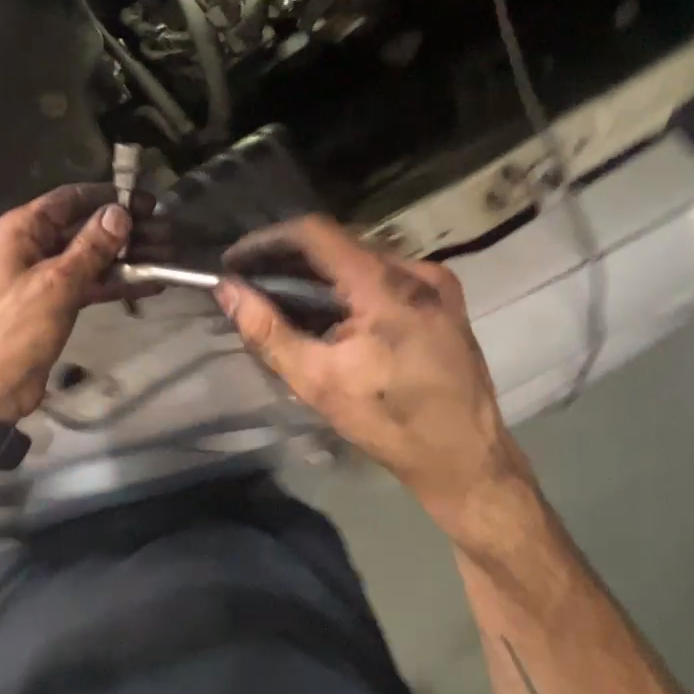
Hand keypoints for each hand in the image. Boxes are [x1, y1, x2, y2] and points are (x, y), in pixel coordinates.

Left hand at [0, 184, 145, 423]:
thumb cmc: (14, 329)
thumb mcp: (55, 284)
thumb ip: (89, 247)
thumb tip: (119, 212)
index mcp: (19, 230)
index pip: (68, 199)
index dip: (108, 197)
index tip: (146, 201)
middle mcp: (29, 246)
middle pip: (83, 227)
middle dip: (124, 229)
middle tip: (167, 231)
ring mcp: (42, 275)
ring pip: (90, 257)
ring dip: (127, 256)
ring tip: (168, 255)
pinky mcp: (53, 303)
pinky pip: (88, 283)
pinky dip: (115, 283)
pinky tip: (151, 283)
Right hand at [214, 216, 530, 523]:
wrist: (467, 460)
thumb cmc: (390, 422)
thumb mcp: (317, 380)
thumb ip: (266, 330)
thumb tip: (226, 291)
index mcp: (386, 285)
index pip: (314, 233)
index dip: (267, 241)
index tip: (235, 260)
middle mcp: (415, 270)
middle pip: (336, 244)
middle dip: (286, 260)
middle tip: (249, 283)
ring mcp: (435, 282)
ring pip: (358, 258)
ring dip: (315, 274)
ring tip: (279, 298)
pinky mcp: (444, 299)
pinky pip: (382, 275)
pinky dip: (345, 286)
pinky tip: (325, 313)